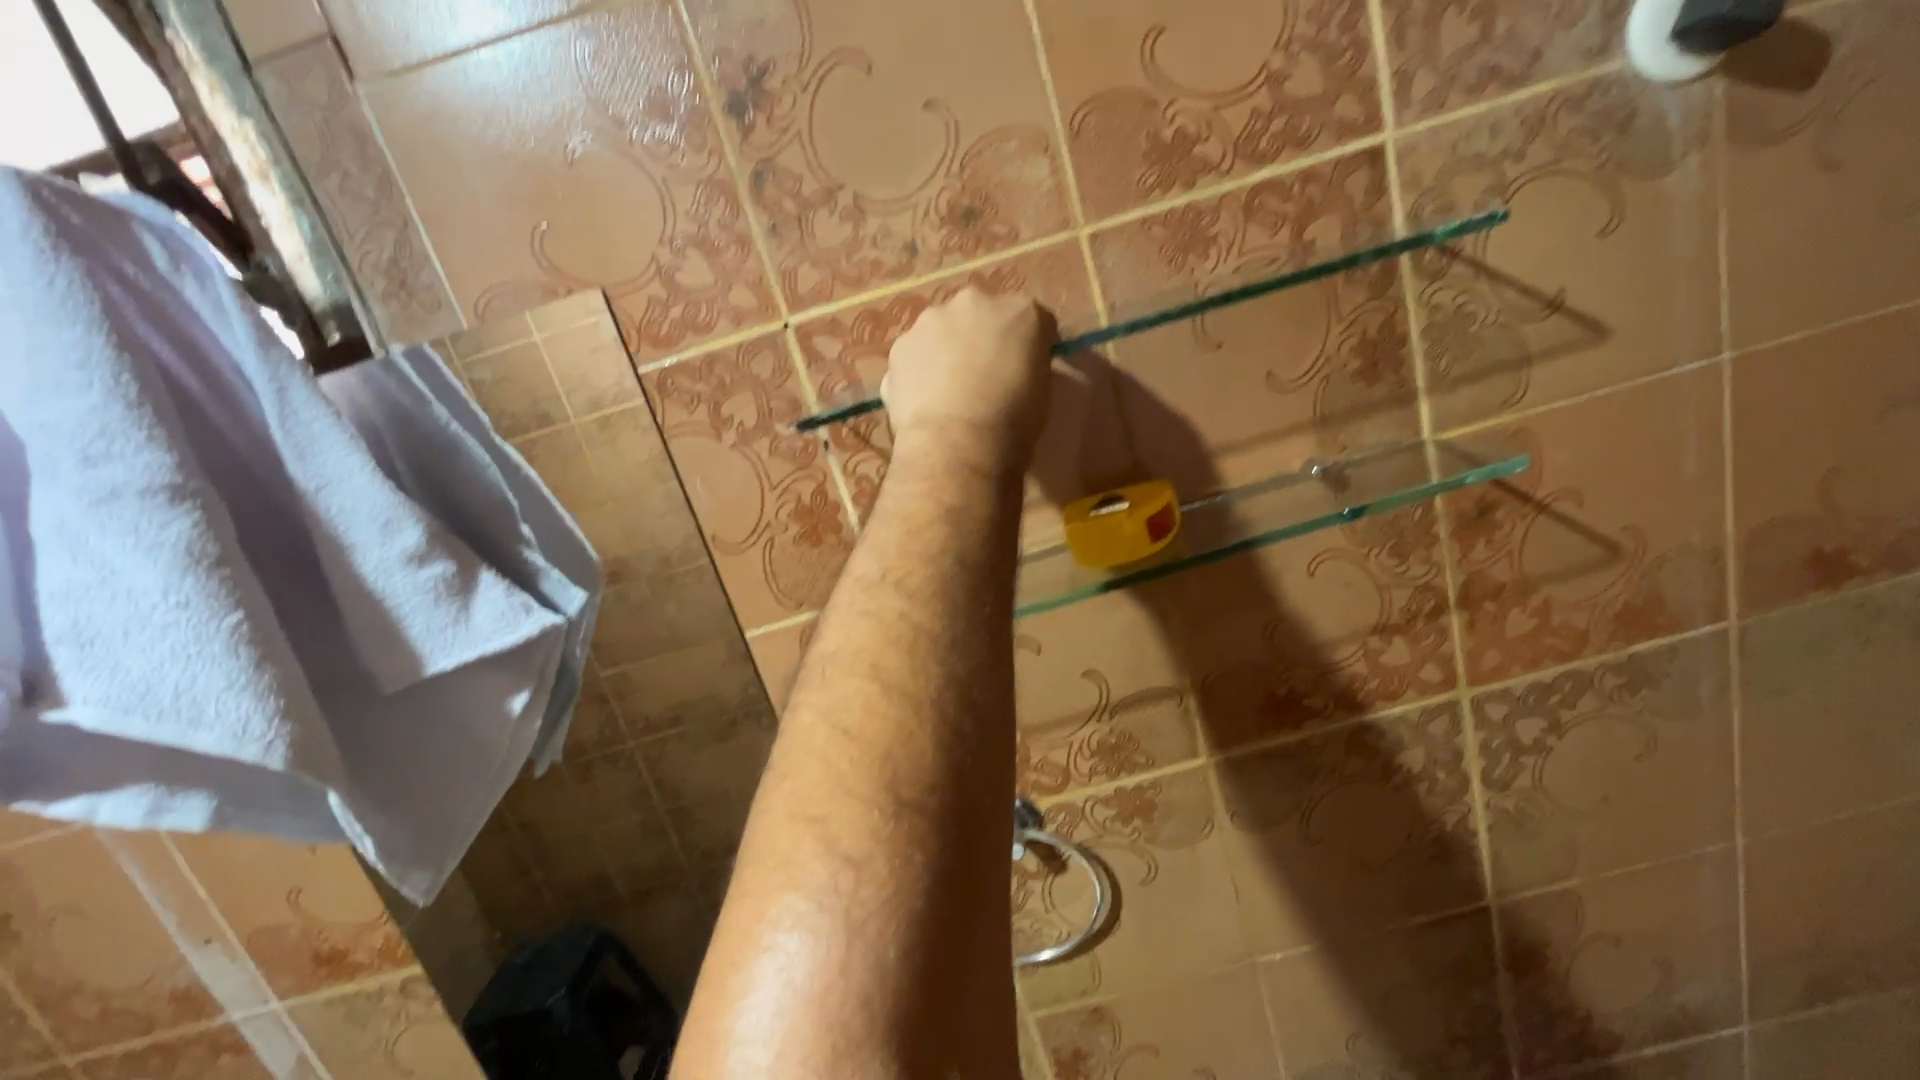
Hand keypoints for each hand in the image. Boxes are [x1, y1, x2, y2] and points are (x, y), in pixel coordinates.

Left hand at [881, 288, 1055, 469]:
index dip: (1028, 345)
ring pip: (942, 330)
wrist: (958, 444)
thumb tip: (1014, 367)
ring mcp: (931, 319)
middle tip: (982, 375)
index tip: (1025, 367)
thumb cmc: (1012, 422)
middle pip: (980, 315)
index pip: (1033, 320)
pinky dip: (919, 371)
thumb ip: (1028, 364)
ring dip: (946, 350)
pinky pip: (915, 355)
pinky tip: (924, 401)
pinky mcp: (900, 344)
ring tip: (947, 391)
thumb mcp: (1041, 391)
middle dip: (981, 338)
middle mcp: (975, 302)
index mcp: (1021, 311)